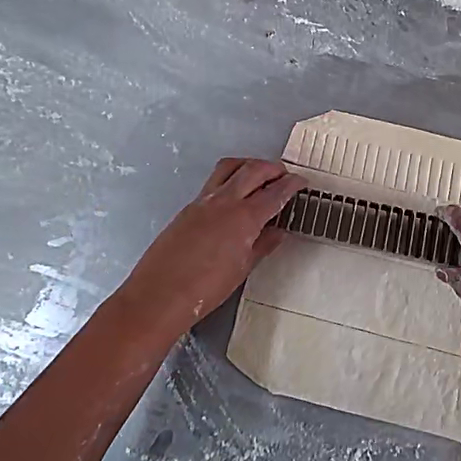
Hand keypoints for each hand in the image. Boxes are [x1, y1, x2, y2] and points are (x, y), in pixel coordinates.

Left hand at [121, 158, 304, 332]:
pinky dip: (230, 179)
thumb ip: (263, 245)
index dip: (292, 184)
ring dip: (249, 165)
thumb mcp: (243, 268)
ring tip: (259, 174)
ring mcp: (203, 201)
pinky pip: (213, 182)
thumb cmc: (203, 289)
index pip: (275, 192)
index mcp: (244, 217)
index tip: (301, 182)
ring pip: (230, 167)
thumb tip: (277, 232)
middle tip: (284, 175)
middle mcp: (224, 202)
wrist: (159, 296)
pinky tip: (234, 195)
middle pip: (254, 169)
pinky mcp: (188, 207)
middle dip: (273, 168)